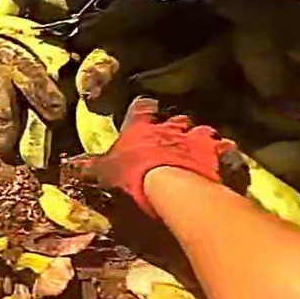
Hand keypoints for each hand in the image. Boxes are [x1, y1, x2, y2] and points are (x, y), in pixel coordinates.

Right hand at [76, 97, 235, 218]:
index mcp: (141, 129)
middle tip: (174, 135)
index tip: (143, 106)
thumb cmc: (133, 178)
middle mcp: (173, 130)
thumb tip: (69, 165)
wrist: (176, 192)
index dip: (142, 109)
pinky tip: (227, 169)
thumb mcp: (103, 174)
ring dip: (204, 142)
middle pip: (177, 121)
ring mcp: (201, 144)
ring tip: (203, 152)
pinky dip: (228, 162)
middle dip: (177, 127)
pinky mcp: (224, 162)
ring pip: (206, 135)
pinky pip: (229, 158)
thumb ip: (90, 168)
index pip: (140, 110)